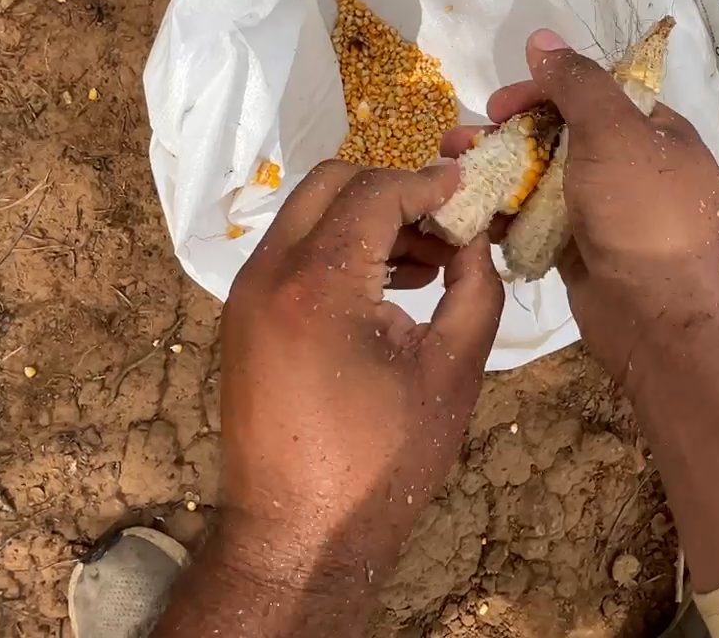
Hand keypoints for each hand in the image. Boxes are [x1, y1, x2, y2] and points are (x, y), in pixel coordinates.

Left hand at [209, 161, 502, 604]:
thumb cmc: (382, 461)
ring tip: (427, 258)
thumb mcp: (451, 370)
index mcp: (317, 282)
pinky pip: (296, 249)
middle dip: (392, 189)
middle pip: (332, 183)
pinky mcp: (244, 313)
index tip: (466, 190)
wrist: (297, 535)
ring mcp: (247, 291)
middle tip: (442, 221)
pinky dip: (340, 246)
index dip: (427, 184)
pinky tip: (389, 283)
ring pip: (310, 212)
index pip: (375, 192)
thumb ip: (474, 287)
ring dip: (367, 217)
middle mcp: (269, 271)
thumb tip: (473, 235)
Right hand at [445, 29, 718, 386]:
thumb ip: (577, 83)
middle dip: (505, 135)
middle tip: (461, 142)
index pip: (587, 93)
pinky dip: (504, 214)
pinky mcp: (577, 249)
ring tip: (452, 174)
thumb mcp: (615, 133)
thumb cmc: (645, 215)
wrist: (666, 323)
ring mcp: (600, 211)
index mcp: (649, 132)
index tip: (498, 105)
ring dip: (495, 173)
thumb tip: (542, 37)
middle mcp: (626, 167)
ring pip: (538, 179)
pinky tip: (472, 214)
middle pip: (555, 135)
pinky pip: (534, 220)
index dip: (539, 92)